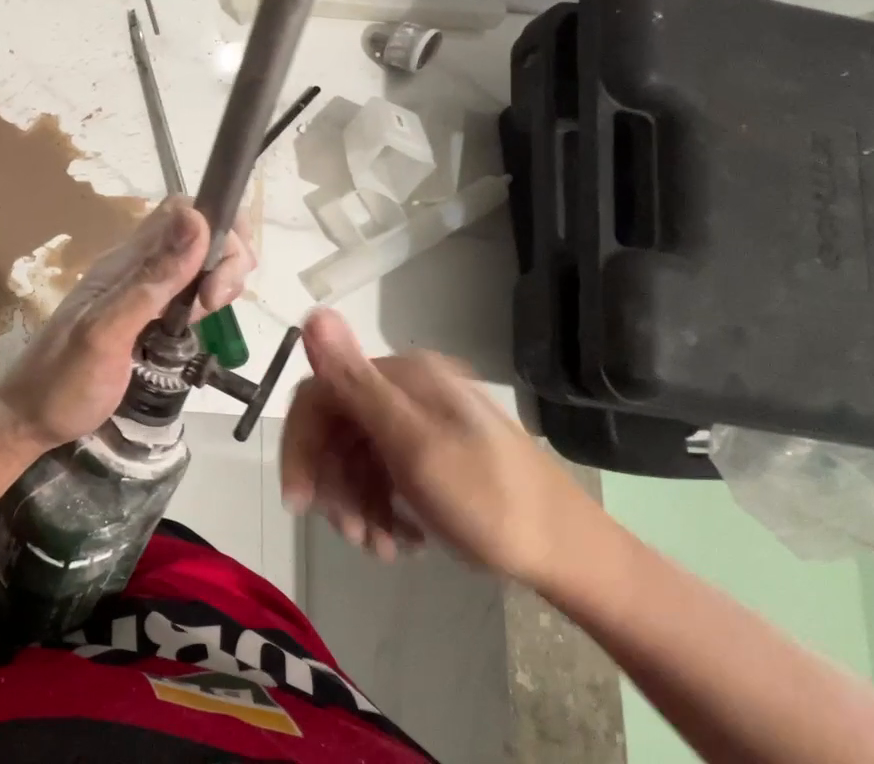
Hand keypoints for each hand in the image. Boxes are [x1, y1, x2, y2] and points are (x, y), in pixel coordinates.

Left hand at [0, 197, 256, 451]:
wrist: (30, 419)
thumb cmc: (63, 381)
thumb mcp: (107, 332)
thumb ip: (151, 280)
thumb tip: (195, 219)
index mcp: (122, 263)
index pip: (180, 210)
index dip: (215, 226)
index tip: (221, 275)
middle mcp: (133, 269)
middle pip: (195, 233)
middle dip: (225, 257)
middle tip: (217, 304)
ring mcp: (138, 293)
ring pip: (194, 262)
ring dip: (218, 279)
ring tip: (208, 317)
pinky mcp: (144, 319)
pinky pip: (184, 293)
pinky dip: (203, 301)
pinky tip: (196, 327)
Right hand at [281, 309, 600, 584]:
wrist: (575, 561)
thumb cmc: (493, 504)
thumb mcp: (417, 446)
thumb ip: (357, 383)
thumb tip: (314, 313)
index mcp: (405, 378)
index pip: (320, 397)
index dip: (301, 447)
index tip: (298, 502)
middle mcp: (408, 392)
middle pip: (335, 432)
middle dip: (332, 485)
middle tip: (348, 532)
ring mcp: (420, 425)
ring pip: (353, 459)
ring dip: (354, 504)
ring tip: (379, 547)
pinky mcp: (430, 457)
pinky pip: (379, 476)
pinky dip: (377, 509)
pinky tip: (399, 541)